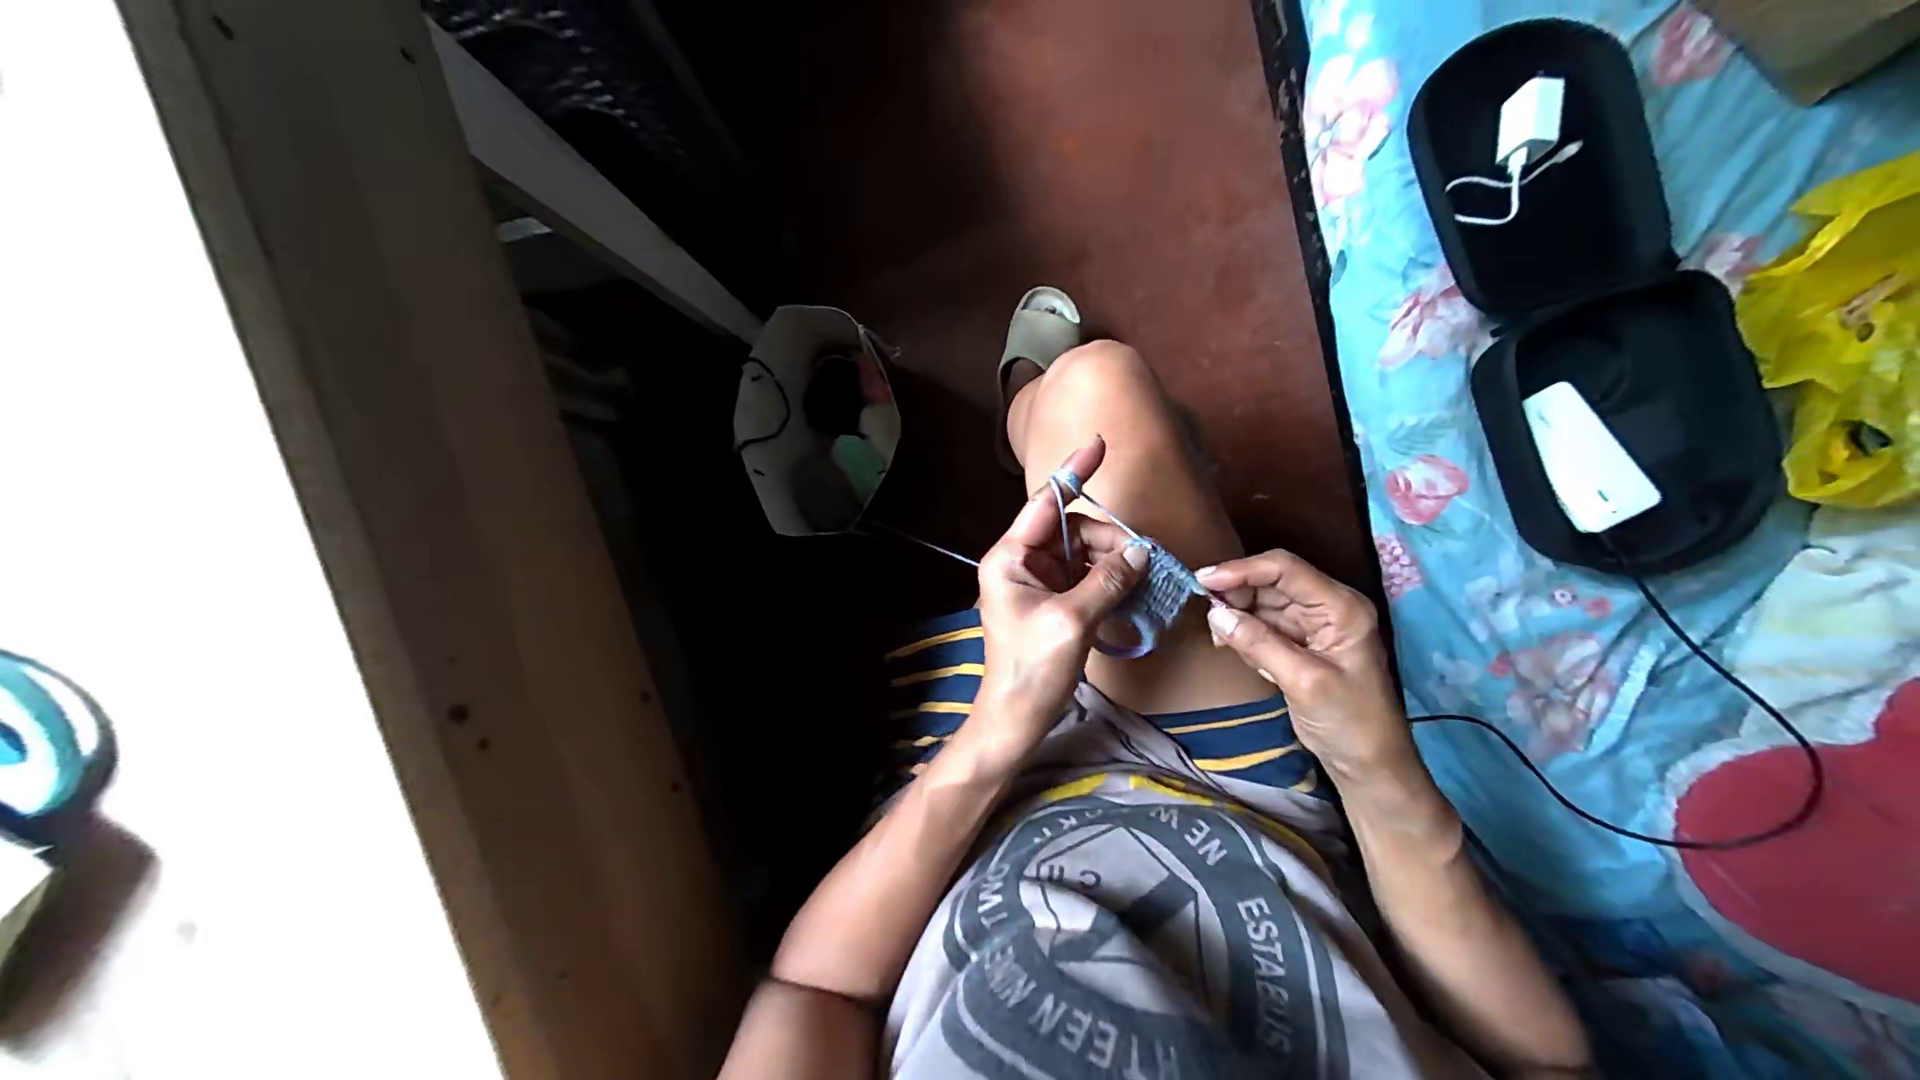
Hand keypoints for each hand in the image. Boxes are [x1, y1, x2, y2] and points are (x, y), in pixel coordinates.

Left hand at [973, 438, 1148, 759]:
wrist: (1016, 717)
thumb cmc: (1032, 669)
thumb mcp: (1072, 621)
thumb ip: (1107, 580)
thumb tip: (1141, 550)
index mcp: (1010, 558)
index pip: (1045, 503)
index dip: (1073, 473)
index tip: (1099, 445)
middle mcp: (1022, 563)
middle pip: (1072, 529)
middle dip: (1108, 538)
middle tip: (1142, 561)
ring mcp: (1039, 582)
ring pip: (1083, 553)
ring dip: (1114, 561)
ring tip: (1141, 580)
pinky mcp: (1054, 601)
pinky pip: (1087, 577)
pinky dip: (1110, 580)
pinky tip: (1131, 591)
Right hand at [1196, 550, 1410, 776]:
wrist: (1368, 763)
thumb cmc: (1349, 720)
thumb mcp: (1303, 681)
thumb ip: (1258, 643)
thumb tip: (1215, 614)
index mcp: (1341, 607)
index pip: (1285, 569)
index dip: (1242, 569)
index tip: (1204, 580)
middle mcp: (1327, 606)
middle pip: (1271, 581)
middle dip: (1236, 592)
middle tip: (1206, 610)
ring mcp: (1312, 624)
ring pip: (1262, 601)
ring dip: (1236, 613)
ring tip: (1219, 636)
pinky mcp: (1298, 641)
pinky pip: (1262, 623)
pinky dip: (1243, 631)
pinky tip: (1232, 646)